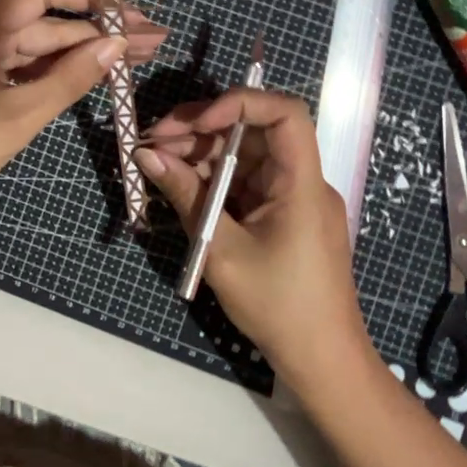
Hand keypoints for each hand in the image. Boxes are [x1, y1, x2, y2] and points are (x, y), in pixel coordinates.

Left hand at [0, 0, 166, 211]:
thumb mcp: (21, 113)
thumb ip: (70, 77)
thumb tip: (115, 46)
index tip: (129, 14)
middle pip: (46, 20)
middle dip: (98, 31)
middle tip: (154, 40)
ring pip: (38, 44)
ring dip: (83, 50)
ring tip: (139, 56)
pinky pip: (22, 62)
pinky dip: (56, 68)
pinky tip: (96, 71)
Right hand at [134, 89, 372, 385]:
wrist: (322, 362)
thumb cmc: (279, 306)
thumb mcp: (221, 250)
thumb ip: (185, 196)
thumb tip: (145, 155)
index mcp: (301, 184)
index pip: (284, 114)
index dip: (238, 104)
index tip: (195, 123)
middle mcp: (299, 181)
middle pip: (251, 131)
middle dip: (200, 128)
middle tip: (153, 139)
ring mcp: (289, 198)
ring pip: (240, 154)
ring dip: (197, 152)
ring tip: (154, 162)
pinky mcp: (277, 214)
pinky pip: (241, 180)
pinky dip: (208, 177)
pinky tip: (176, 183)